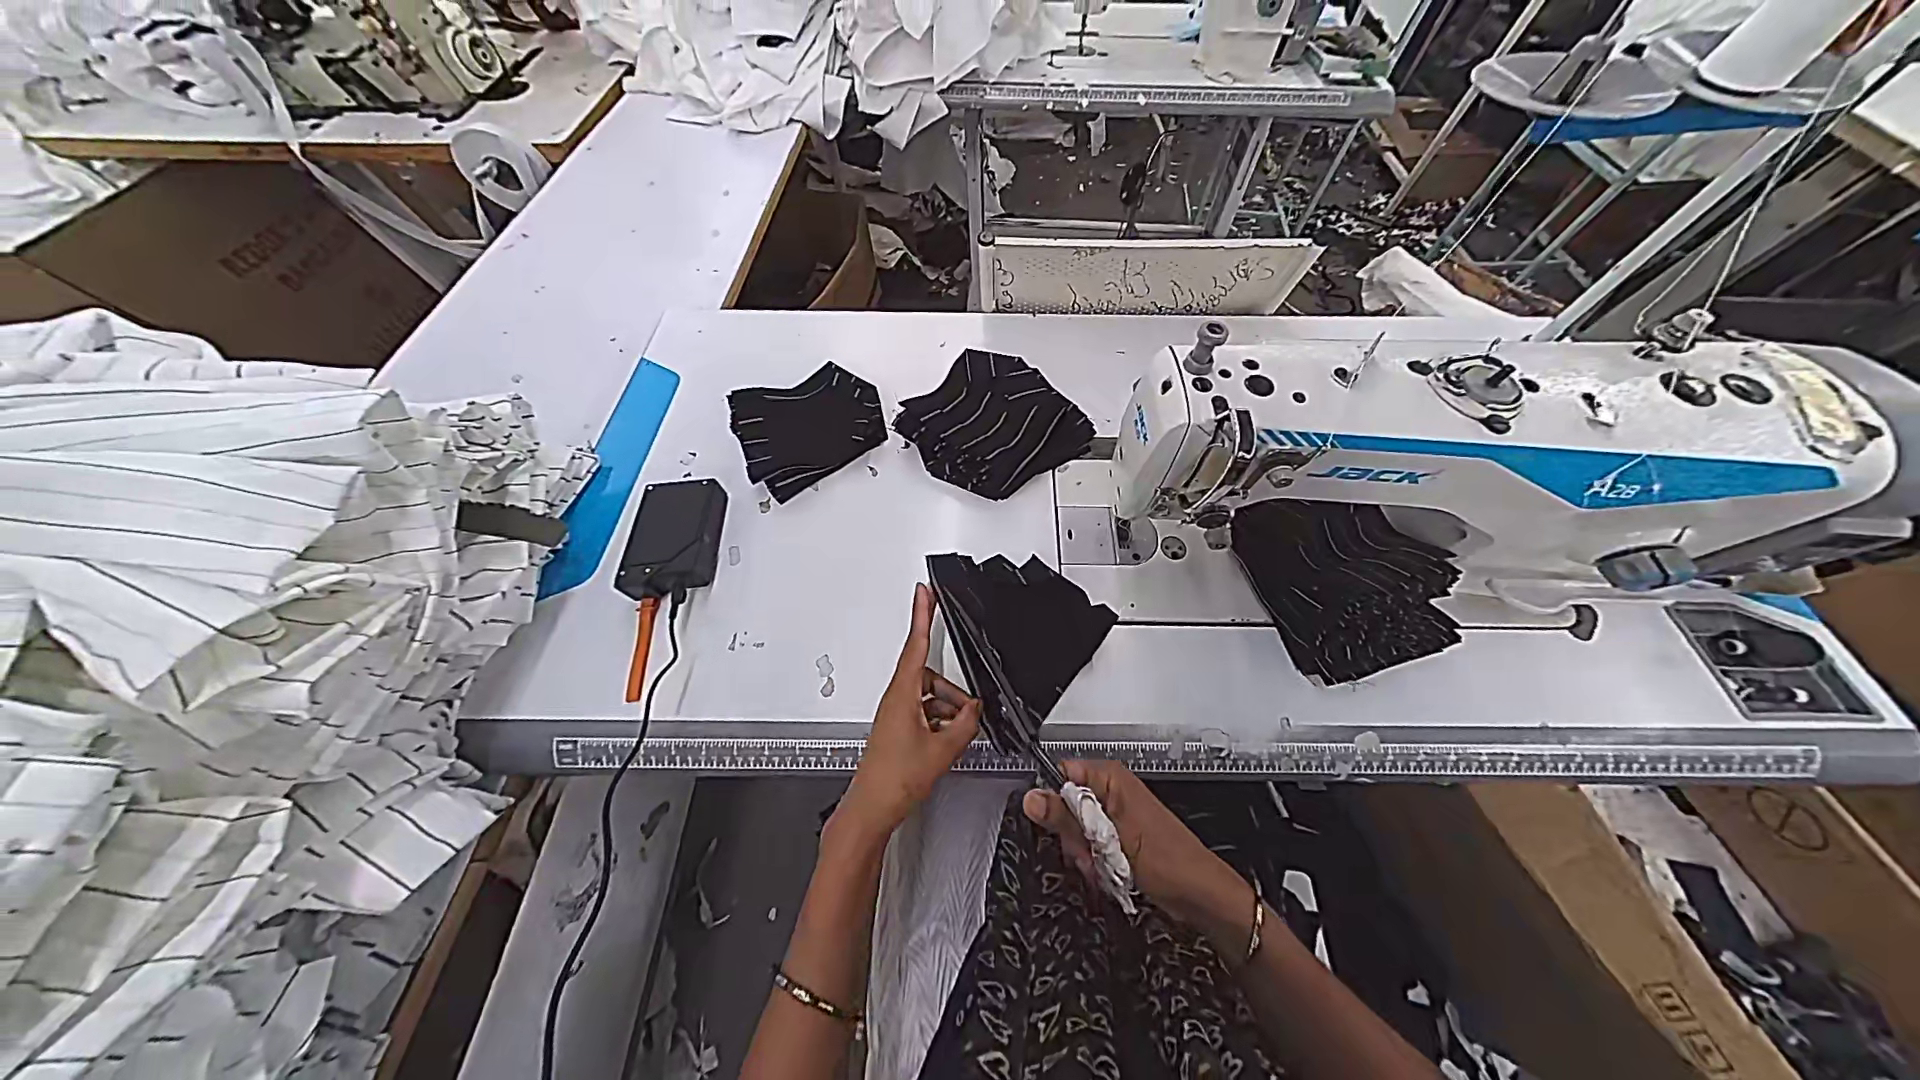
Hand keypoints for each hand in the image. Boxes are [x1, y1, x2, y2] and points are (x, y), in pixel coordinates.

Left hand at [833, 584, 980, 847]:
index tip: (924, 592)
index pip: (916, 643)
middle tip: (968, 712)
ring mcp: (895, 714)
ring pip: (930, 697)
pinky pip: (924, 713)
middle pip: (931, 677)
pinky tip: (947, 744)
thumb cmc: (893, 780)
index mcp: (902, 693)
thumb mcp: (942, 749)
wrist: (871, 808)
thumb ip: (965, 723)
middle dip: (953, 692)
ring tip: (955, 737)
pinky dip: (940, 724)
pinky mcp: (897, 728)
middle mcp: (896, 699)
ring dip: (947, 712)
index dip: (922, 614)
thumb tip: (975, 711)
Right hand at [1023, 760, 1251, 926]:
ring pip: (1075, 828)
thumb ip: (1067, 818)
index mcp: (1109, 776)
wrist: (1200, 894)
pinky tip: (1106, 872)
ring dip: (1082, 853)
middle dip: (1070, 836)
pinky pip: (1089, 843)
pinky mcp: (1117, 835)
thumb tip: (1032, 799)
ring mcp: (1114, 813)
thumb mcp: (1108, 840)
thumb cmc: (1168, 861)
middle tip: (1088, 854)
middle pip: (1064, 804)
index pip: (1059, 775)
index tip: (1060, 828)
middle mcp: (1111, 789)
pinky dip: (1093, 861)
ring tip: (1102, 867)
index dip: (1054, 803)